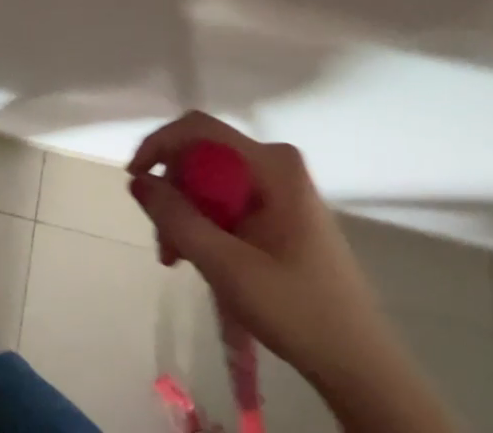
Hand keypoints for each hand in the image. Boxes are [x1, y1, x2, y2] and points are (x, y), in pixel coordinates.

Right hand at [127, 112, 399, 384]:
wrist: (357, 362)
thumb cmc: (296, 310)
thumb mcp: (225, 265)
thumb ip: (176, 218)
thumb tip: (138, 181)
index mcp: (272, 166)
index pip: (198, 129)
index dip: (158, 147)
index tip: (134, 183)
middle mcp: (277, 164)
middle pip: (201, 156)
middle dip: (172, 194)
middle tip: (163, 245)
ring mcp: (281, 187)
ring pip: (209, 180)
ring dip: (185, 215)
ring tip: (177, 259)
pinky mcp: (281, 210)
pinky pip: (226, 198)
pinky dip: (204, 223)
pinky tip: (200, 258)